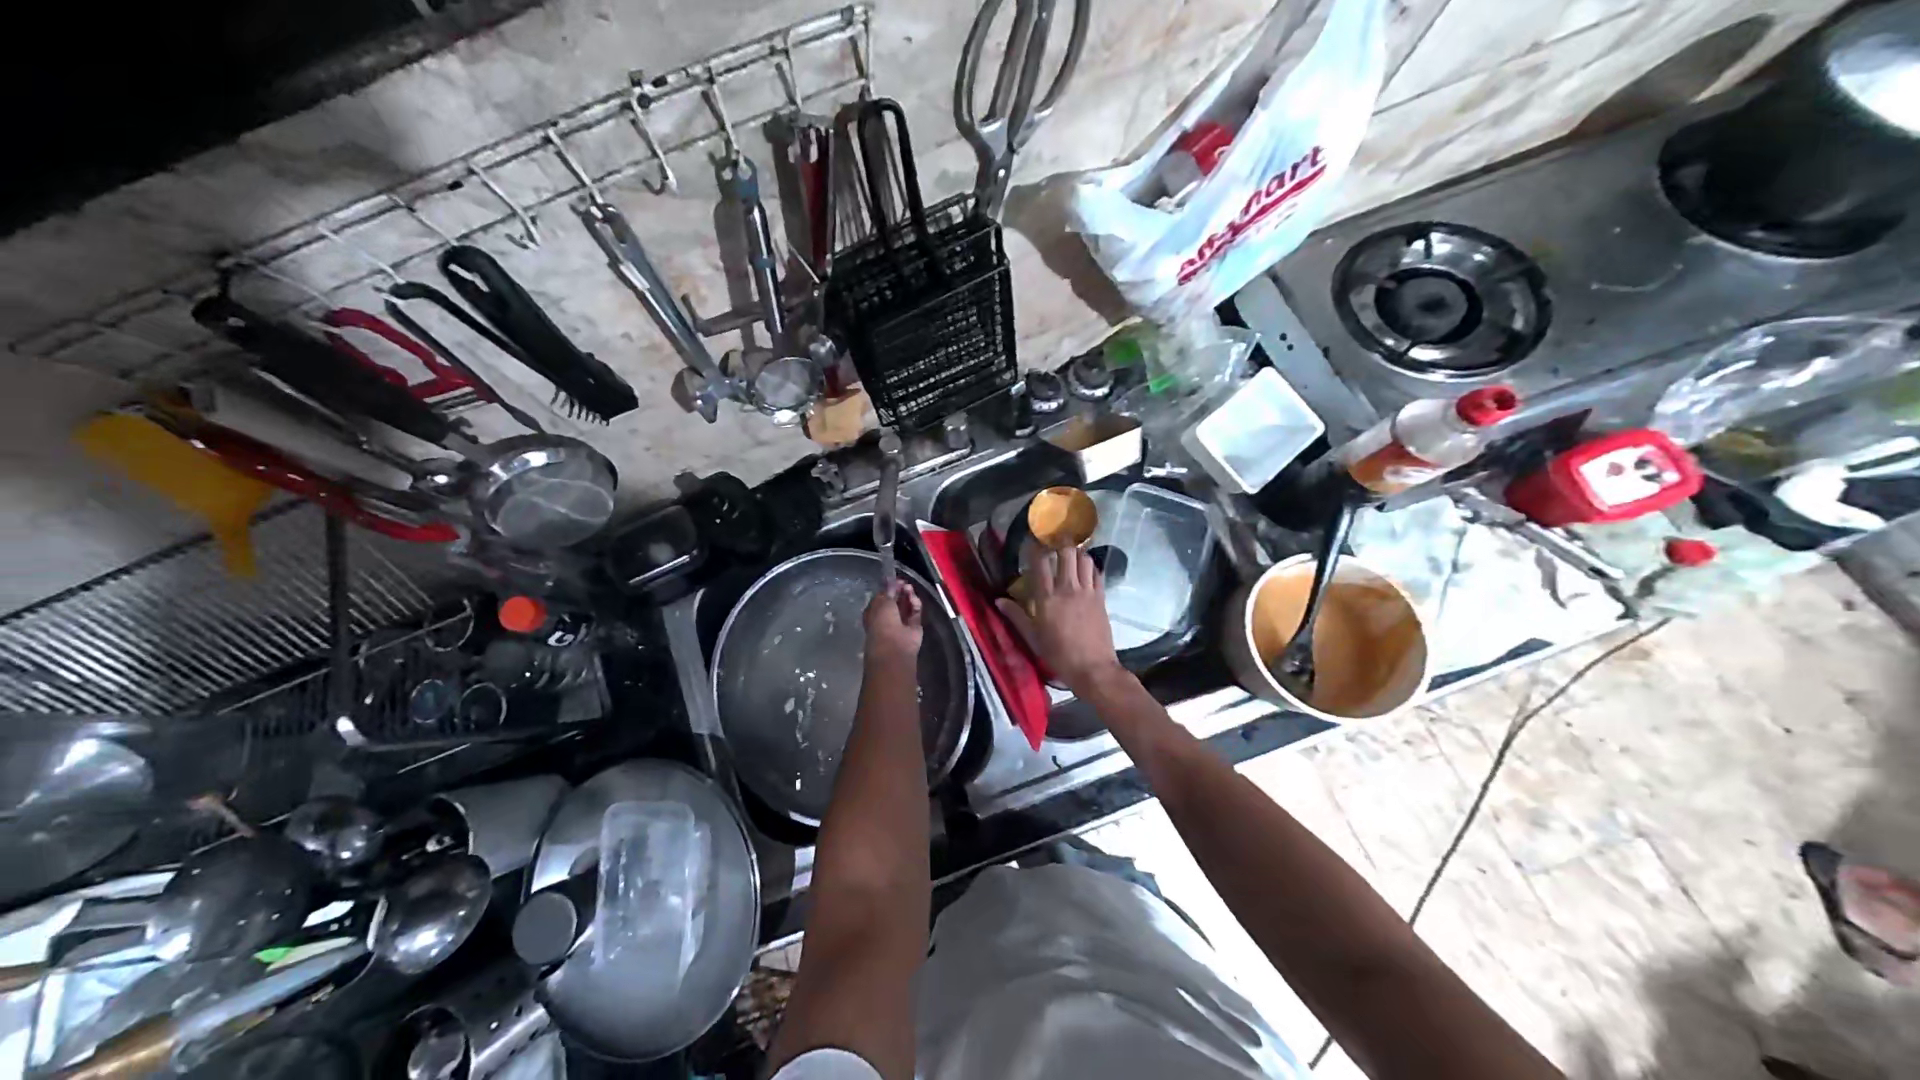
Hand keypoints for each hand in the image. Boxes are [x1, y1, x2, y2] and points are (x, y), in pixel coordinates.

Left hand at [864, 582, 922, 666]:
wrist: (895, 647)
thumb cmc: (883, 624)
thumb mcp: (883, 603)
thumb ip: (888, 591)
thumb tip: (890, 580)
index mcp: (874, 613)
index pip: (882, 597)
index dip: (889, 588)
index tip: (895, 580)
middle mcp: (887, 618)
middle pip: (895, 601)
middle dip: (900, 591)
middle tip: (905, 583)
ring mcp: (901, 623)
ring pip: (906, 605)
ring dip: (908, 596)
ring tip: (910, 589)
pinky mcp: (914, 627)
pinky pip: (915, 612)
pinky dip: (916, 605)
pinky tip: (915, 600)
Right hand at [996, 546, 1121, 693]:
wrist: (1092, 669)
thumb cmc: (1058, 655)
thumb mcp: (1032, 637)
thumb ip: (1016, 616)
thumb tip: (999, 600)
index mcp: (1046, 599)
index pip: (1039, 563)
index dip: (1035, 548)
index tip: (1031, 542)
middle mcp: (1067, 589)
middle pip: (1066, 553)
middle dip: (1060, 543)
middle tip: (1055, 542)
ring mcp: (1087, 592)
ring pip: (1084, 559)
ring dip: (1077, 553)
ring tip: (1071, 555)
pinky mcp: (1101, 598)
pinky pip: (1097, 573)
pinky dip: (1091, 567)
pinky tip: (1086, 571)